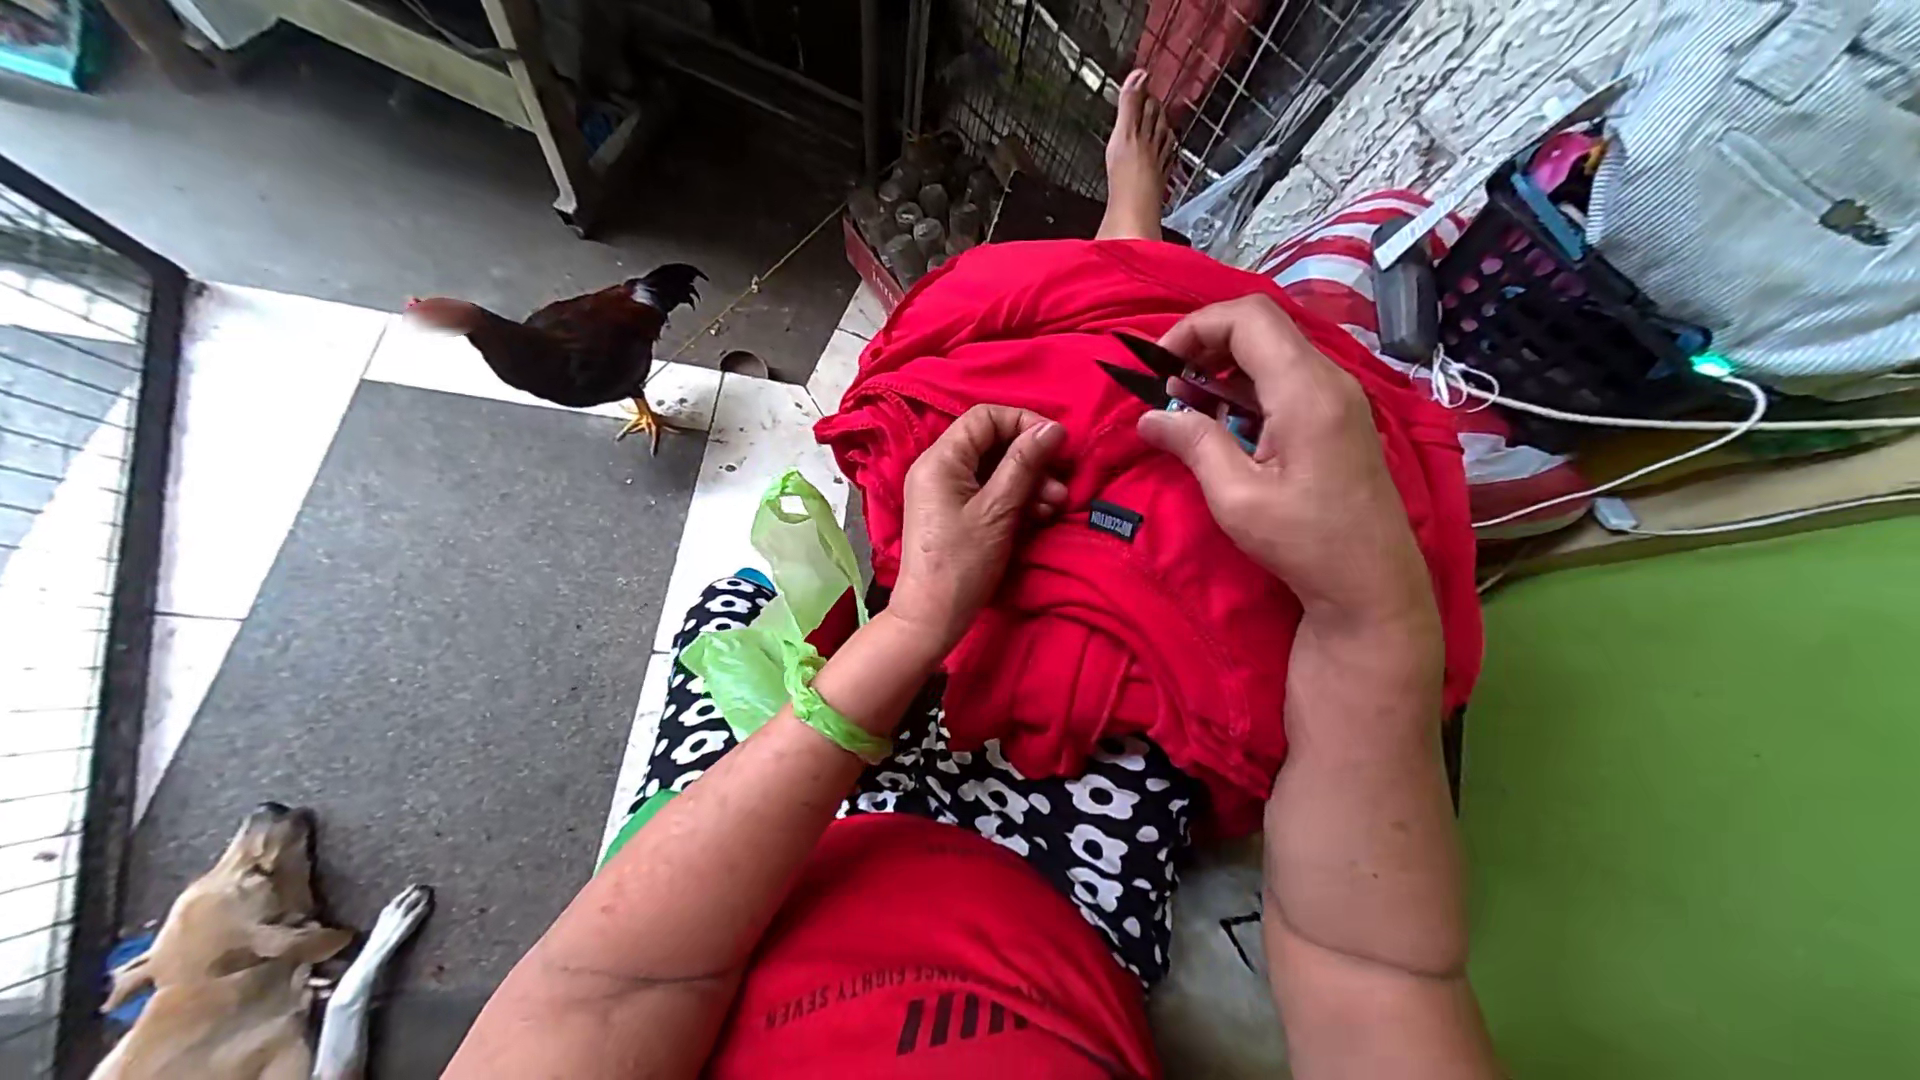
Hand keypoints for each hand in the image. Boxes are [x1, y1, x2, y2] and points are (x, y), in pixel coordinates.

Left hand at [890, 405, 1067, 652]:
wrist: (932, 617)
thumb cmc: (962, 563)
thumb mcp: (998, 511)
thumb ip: (1024, 465)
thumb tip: (1053, 428)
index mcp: (940, 460)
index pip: (984, 418)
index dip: (1023, 422)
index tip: (1055, 443)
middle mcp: (939, 468)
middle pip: (992, 443)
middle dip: (1031, 460)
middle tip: (1060, 484)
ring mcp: (946, 492)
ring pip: (995, 470)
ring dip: (1029, 482)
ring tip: (1054, 506)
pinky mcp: (956, 513)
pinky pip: (989, 493)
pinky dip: (1016, 500)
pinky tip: (1038, 516)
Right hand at [1137, 296, 1436, 633]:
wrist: (1370, 583)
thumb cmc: (1303, 542)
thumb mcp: (1235, 497)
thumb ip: (1193, 445)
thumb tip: (1149, 417)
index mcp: (1305, 390)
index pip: (1248, 317)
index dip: (1195, 327)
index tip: (1160, 365)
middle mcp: (1329, 380)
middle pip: (1260, 327)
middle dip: (1204, 345)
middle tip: (1168, 387)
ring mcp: (1338, 398)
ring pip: (1272, 353)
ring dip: (1222, 370)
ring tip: (1188, 409)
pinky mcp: (1337, 418)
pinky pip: (1286, 380)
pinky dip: (1245, 390)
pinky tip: (1223, 426)